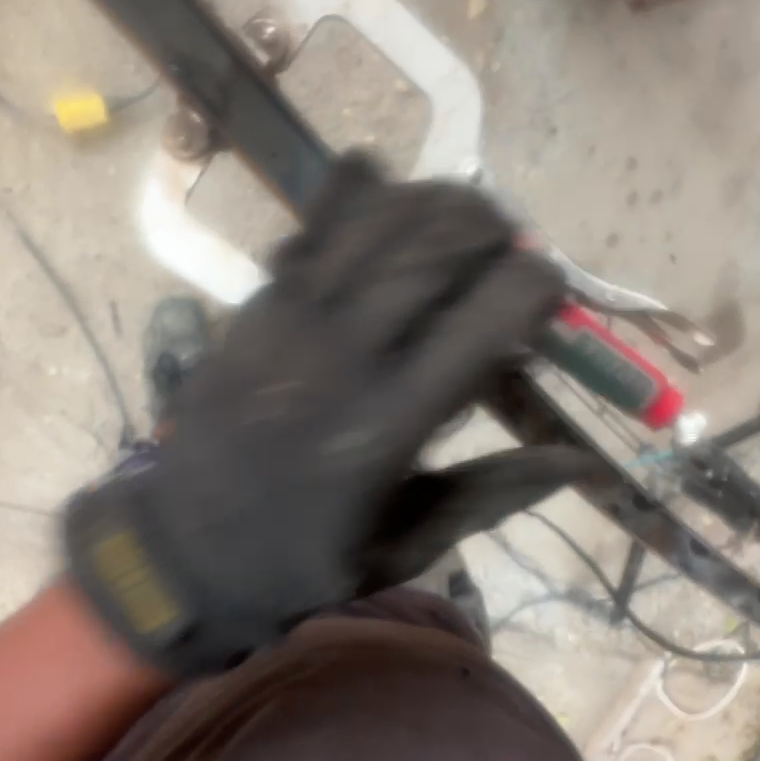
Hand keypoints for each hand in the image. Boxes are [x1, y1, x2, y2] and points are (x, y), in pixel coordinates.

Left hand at [64, 156, 595, 674]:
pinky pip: (314, 224)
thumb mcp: (408, 546)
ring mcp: (290, 318)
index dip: (536, 289)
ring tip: (459, 225)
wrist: (179, 552)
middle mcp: (344, 353)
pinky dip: (359, 198)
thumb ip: (494, 493)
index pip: (486, 316)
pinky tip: (383, 206)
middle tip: (510, 252)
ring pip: (378, 217)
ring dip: (435, 204)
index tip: (548, 301)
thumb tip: (580, 461)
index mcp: (390, 424)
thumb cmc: (303, 562)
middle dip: (492, 231)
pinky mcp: (253, 304)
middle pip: (437, 244)